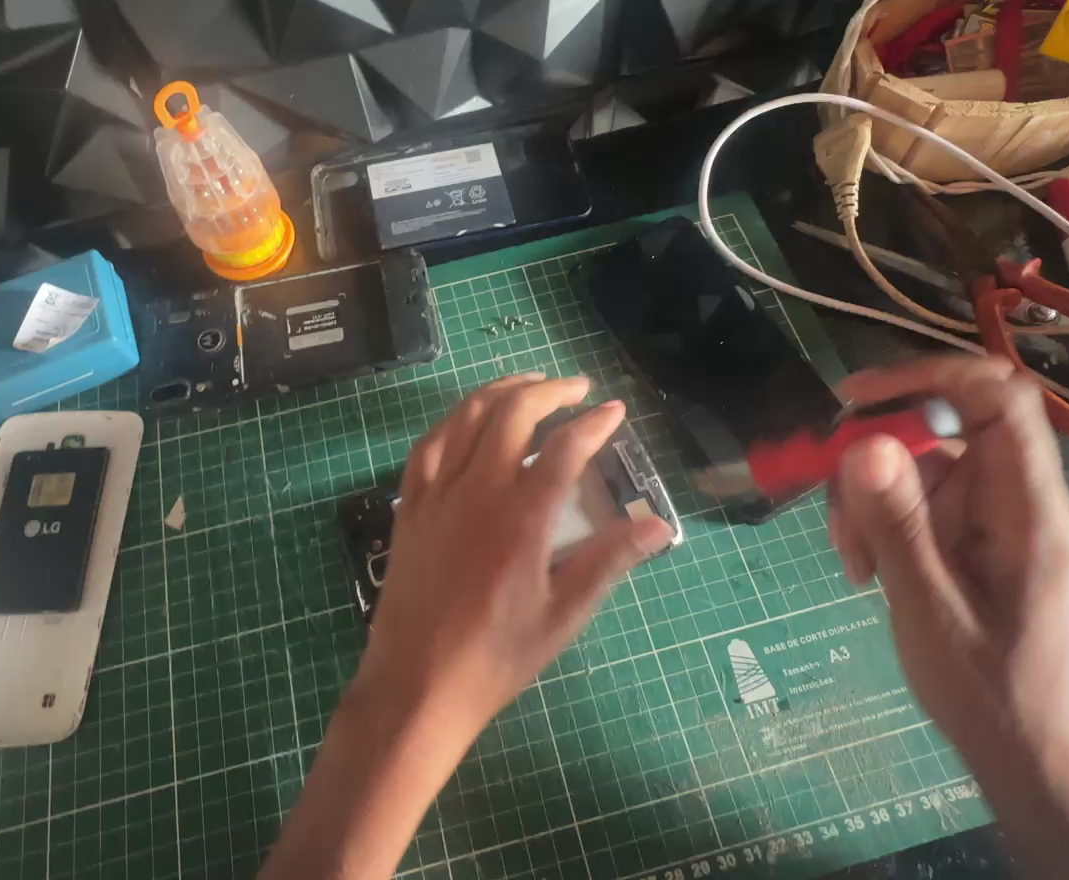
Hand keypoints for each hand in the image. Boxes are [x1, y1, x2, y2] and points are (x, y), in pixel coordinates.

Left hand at [263, 374, 673, 879]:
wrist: (416, 684)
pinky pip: (428, 444)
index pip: (565, 449)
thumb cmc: (496, 657)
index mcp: (522, 518)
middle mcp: (477, 491)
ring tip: (530, 385)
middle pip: (513, 413)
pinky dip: (454, 419)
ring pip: (467, 416)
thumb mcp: (563, 616)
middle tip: (577, 388)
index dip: (594, 423)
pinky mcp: (409, 505)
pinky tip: (469, 418)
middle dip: (550, 390)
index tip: (615, 410)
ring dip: (501, 391)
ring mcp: (437, 493)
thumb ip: (608, 562)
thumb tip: (659, 526)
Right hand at [826, 355, 1068, 772]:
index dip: (930, 376)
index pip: (997, 399)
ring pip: (910, 461)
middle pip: (937, 426)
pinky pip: (907, 495)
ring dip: (864, 497)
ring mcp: (984, 512)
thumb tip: (864, 443)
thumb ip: (898, 524)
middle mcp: (1009, 495)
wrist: (1018, 749)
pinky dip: (872, 519)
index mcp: (1026, 507)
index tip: (856, 398)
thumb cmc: (986, 688)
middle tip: (831, 492)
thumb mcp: (929, 608)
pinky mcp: (960, 531)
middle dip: (873, 452)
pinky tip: (862, 566)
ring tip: (851, 556)